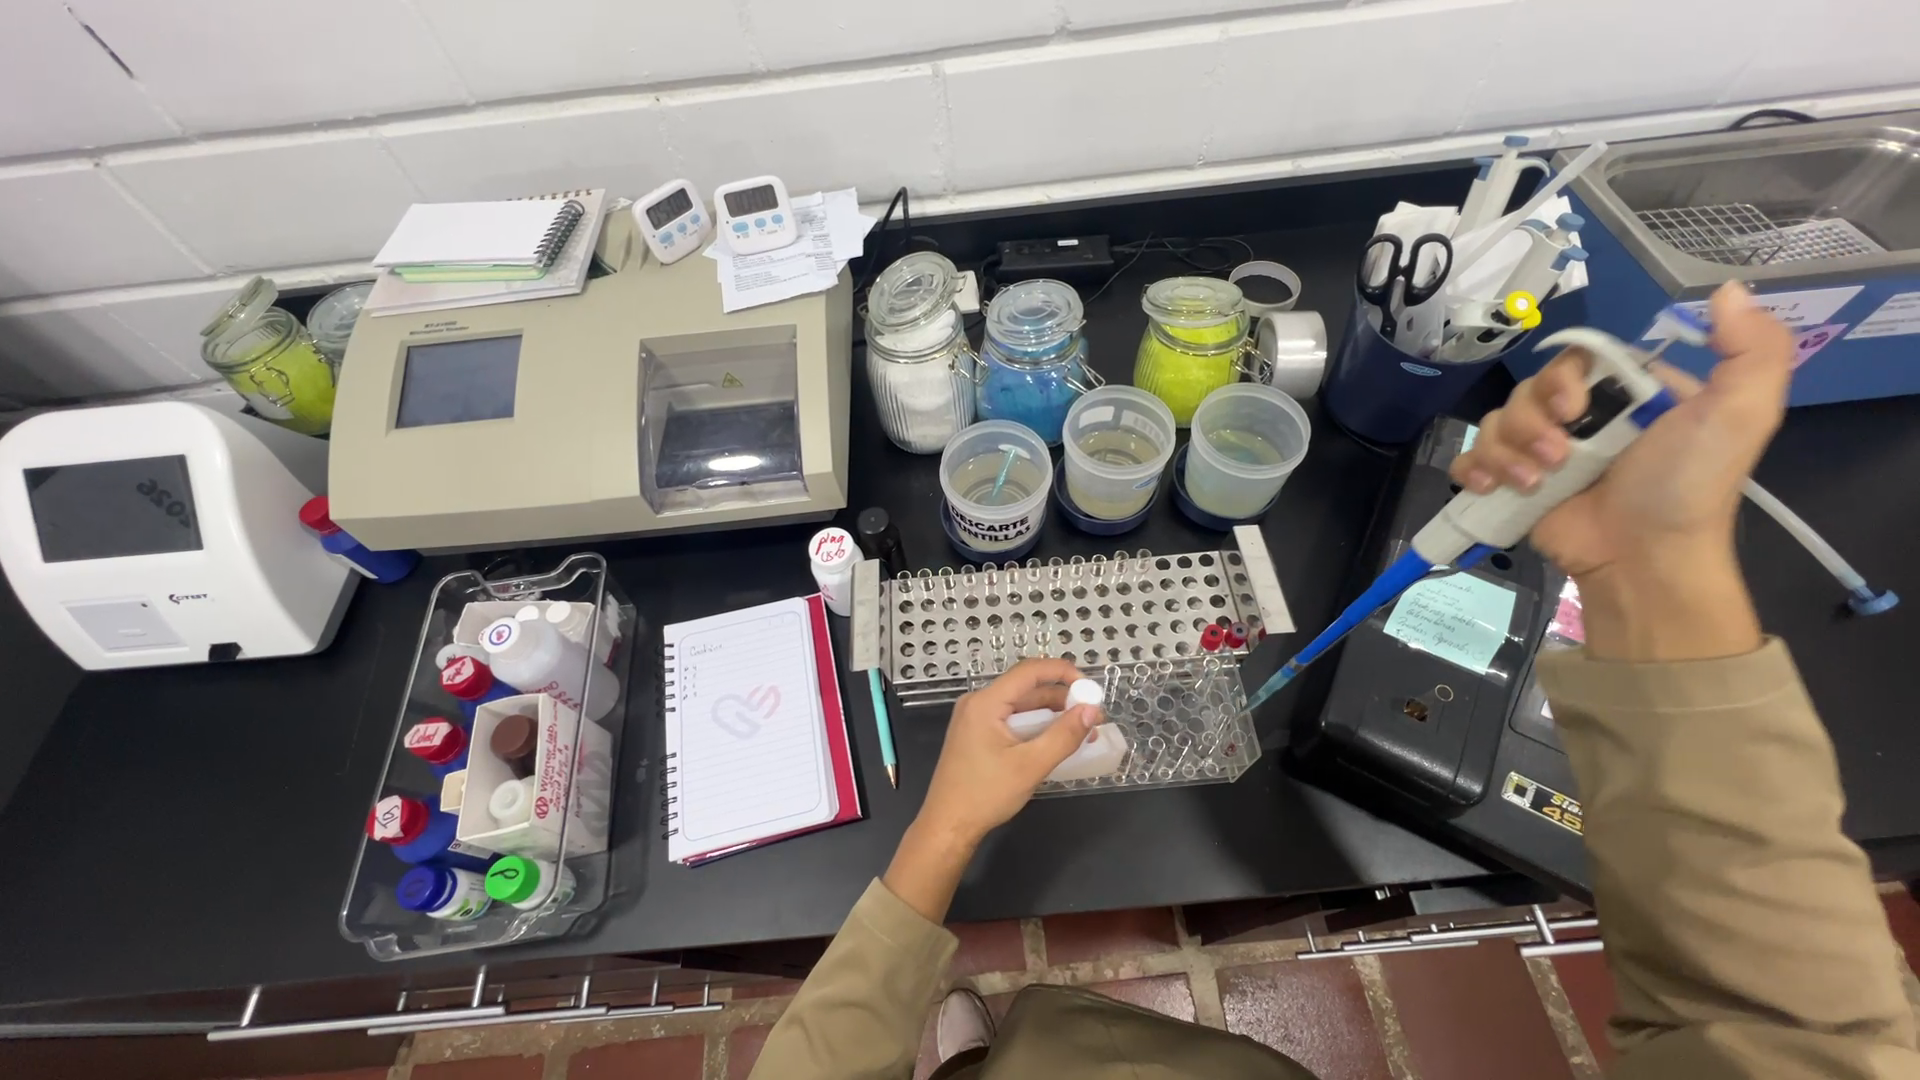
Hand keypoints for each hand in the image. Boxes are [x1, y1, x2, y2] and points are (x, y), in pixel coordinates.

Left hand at [883, 658, 1102, 922]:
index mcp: (985, 702)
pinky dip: (1036, 726)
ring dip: (1051, 714)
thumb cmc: (986, 795)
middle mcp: (978, 703)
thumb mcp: (1030, 766)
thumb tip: (1092, 710)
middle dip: (1061, 697)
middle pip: (1026, 688)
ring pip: (1020, 705)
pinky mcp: (977, 734)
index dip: (1062, 672)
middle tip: (1092, 714)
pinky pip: (1011, 719)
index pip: (1029, 671)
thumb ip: (1063, 736)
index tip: (1091, 687)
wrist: (948, 826)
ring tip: (1082, 729)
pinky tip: (1057, 739)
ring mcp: (975, 718)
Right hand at [1449, 282, 1792, 659]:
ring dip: (1506, 453)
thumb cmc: (1685, 486)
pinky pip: (1469, 459)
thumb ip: (1751, 349)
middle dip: (1530, 425)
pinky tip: (1490, 487)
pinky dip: (1473, 470)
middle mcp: (1578, 419)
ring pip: (1494, 424)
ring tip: (1536, 484)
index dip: (1559, 381)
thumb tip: (1726, 290)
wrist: (1641, 557)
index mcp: (1624, 396)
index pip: (1571, 361)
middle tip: (1559, 458)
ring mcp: (1538, 453)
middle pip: (1524, 392)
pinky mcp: (1509, 484)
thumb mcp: (1741, 413)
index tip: (1574, 410)